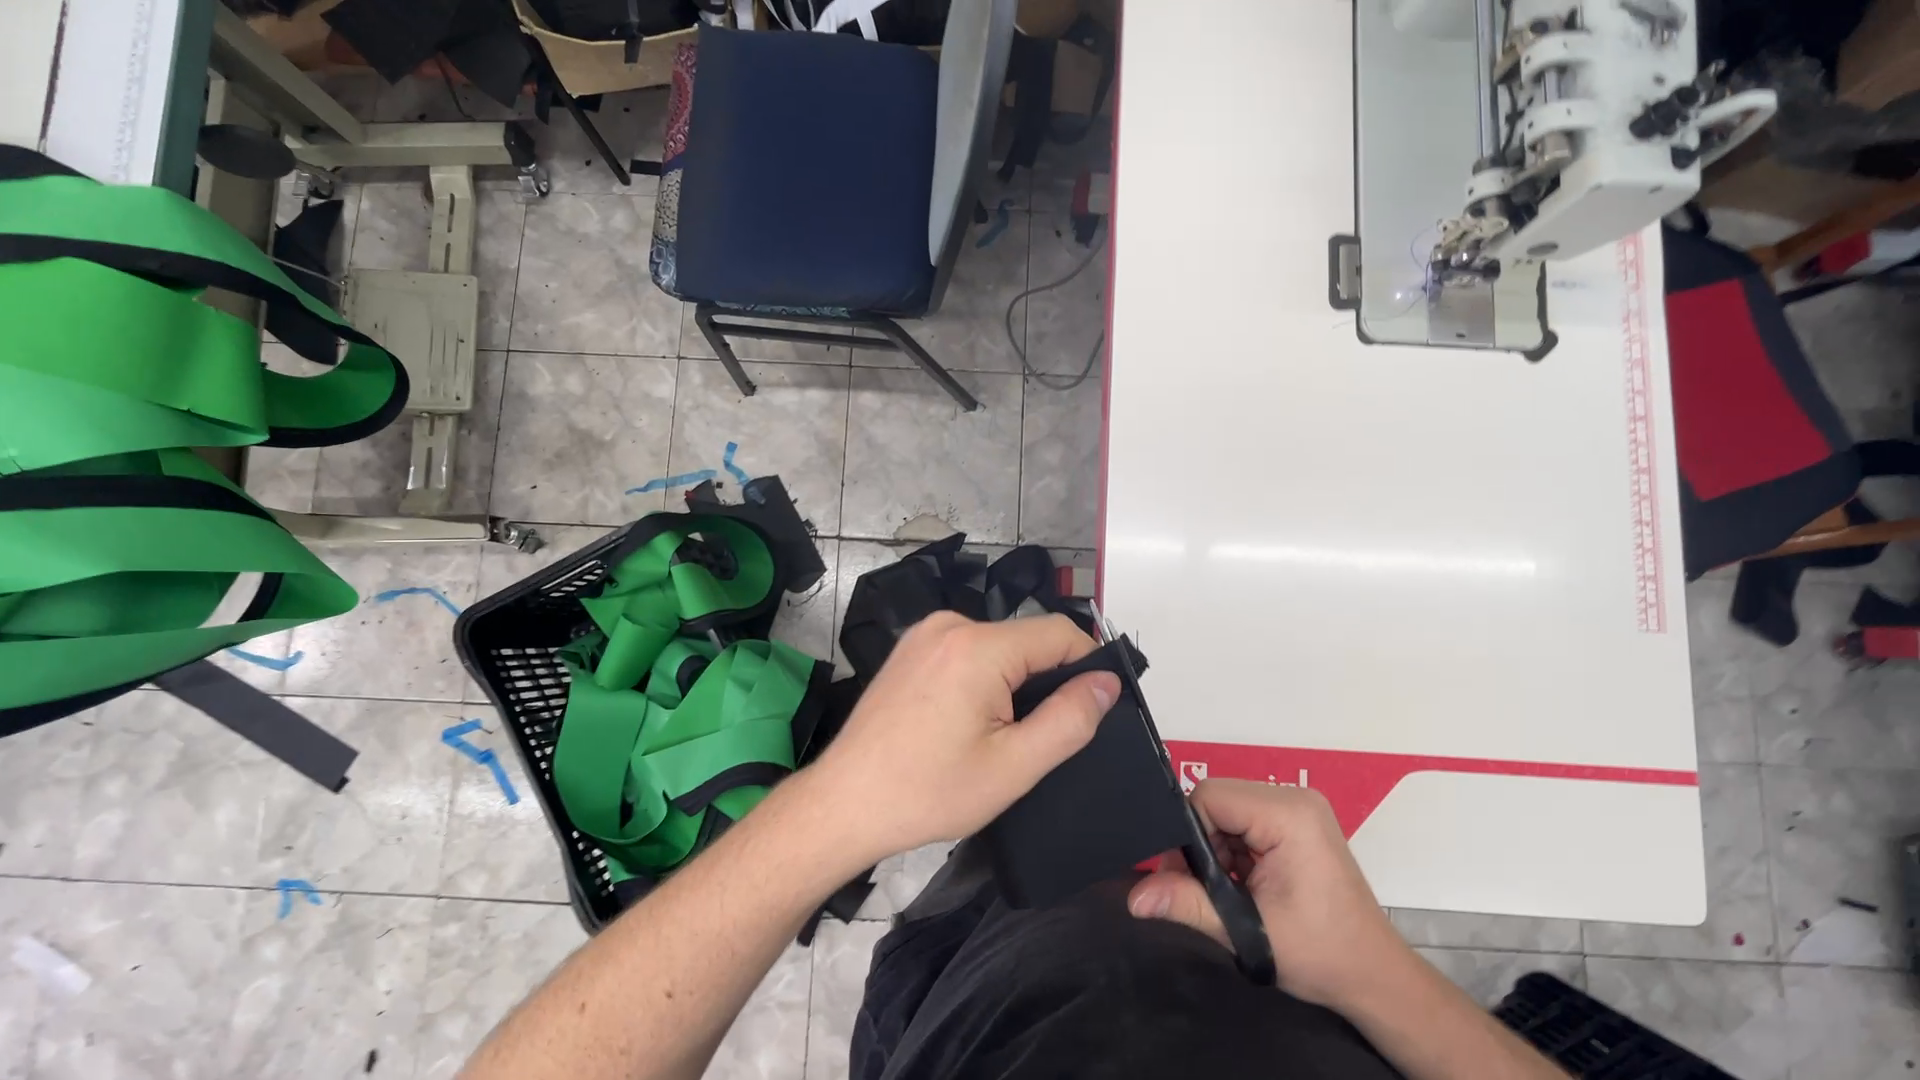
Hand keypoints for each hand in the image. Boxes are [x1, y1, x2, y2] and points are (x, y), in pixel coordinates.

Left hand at [808, 611, 1119, 865]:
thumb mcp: (1014, 767)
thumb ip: (1070, 720)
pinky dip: (983, 681)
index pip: (1060, 633)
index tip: (1093, 709)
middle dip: (1046, 682)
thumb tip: (1107, 682)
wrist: (845, 803)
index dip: (1088, 666)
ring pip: (998, 648)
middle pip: (1027, 640)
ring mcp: (923, 635)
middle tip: (1039, 738)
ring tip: (1000, 738)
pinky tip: (967, 725)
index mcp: (978, 645)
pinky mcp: (909, 651)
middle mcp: (949, 625)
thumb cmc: (928, 791)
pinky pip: (967, 653)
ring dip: (1014, 684)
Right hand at [1126, 779, 1415, 1009]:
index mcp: (1288, 814)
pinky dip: (1232, 852)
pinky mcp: (1297, 823)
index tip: (1183, 878)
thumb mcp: (1247, 930)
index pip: (1208, 797)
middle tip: (1203, 891)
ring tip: (1229, 893)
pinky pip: (1244, 822)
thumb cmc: (1320, 952)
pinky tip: (1242, 885)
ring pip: (1226, 812)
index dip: (1187, 834)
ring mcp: (1298, 809)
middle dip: (1200, 845)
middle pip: (1216, 801)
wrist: (1373, 976)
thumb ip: (1187, 903)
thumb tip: (1134, 897)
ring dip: (1216, 851)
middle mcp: (1294, 798)